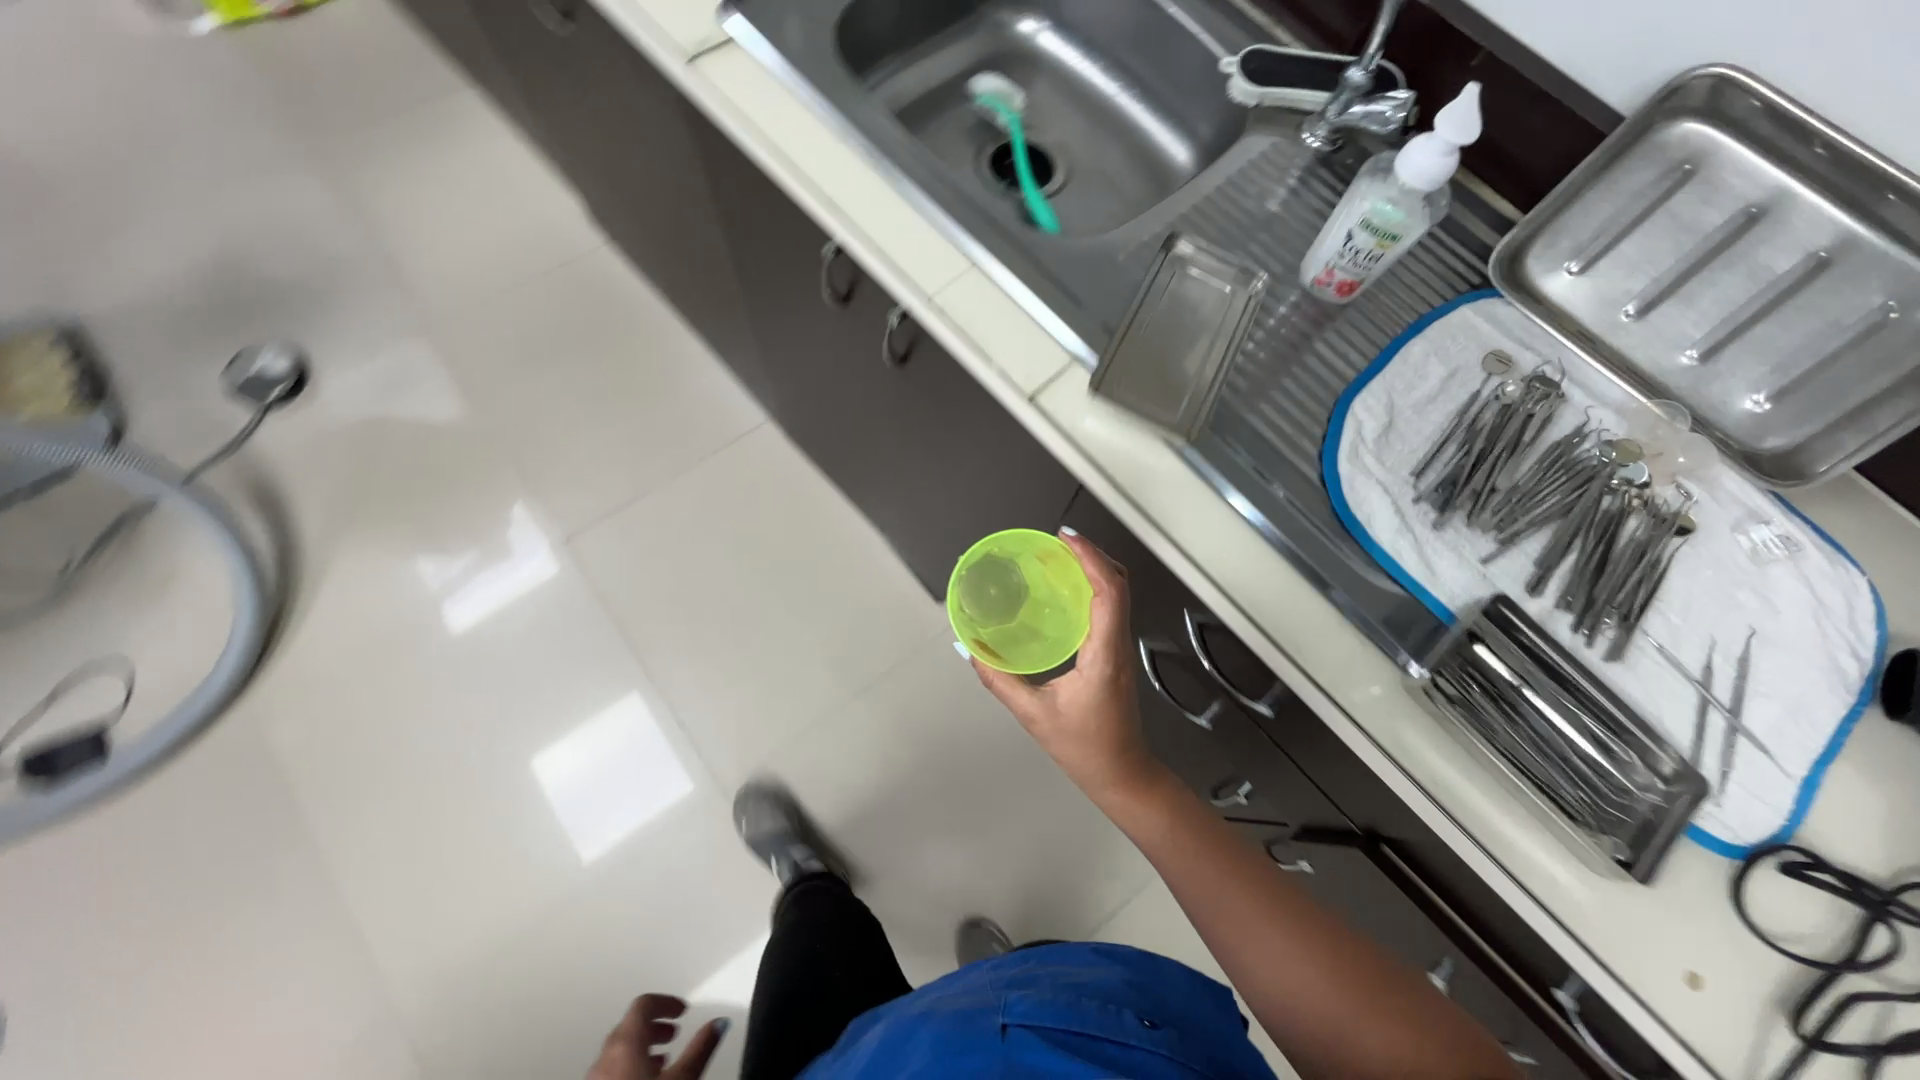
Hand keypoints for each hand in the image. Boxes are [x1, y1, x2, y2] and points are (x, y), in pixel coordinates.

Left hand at [586, 994, 726, 1079]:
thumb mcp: (683, 1079)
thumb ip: (701, 1048)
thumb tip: (719, 1024)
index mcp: (626, 1044)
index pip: (643, 1005)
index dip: (665, 1003)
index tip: (682, 1010)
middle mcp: (604, 1058)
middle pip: (628, 1027)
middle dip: (654, 1025)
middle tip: (674, 1030)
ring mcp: (593, 1079)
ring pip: (617, 1052)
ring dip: (641, 1048)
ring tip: (662, 1059)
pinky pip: (610, 1071)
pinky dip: (629, 1066)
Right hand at [973, 530, 1162, 800]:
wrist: (1122, 774)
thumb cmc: (1084, 748)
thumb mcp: (1034, 715)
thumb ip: (1000, 680)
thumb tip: (971, 650)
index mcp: (1105, 653)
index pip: (1109, 592)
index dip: (1090, 558)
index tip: (1065, 539)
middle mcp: (1119, 643)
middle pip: (1118, 583)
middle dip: (1091, 555)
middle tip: (1055, 543)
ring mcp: (1121, 648)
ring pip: (1116, 595)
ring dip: (1092, 570)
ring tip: (1056, 558)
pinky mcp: (1116, 655)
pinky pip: (1109, 609)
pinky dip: (1091, 589)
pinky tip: (1062, 592)